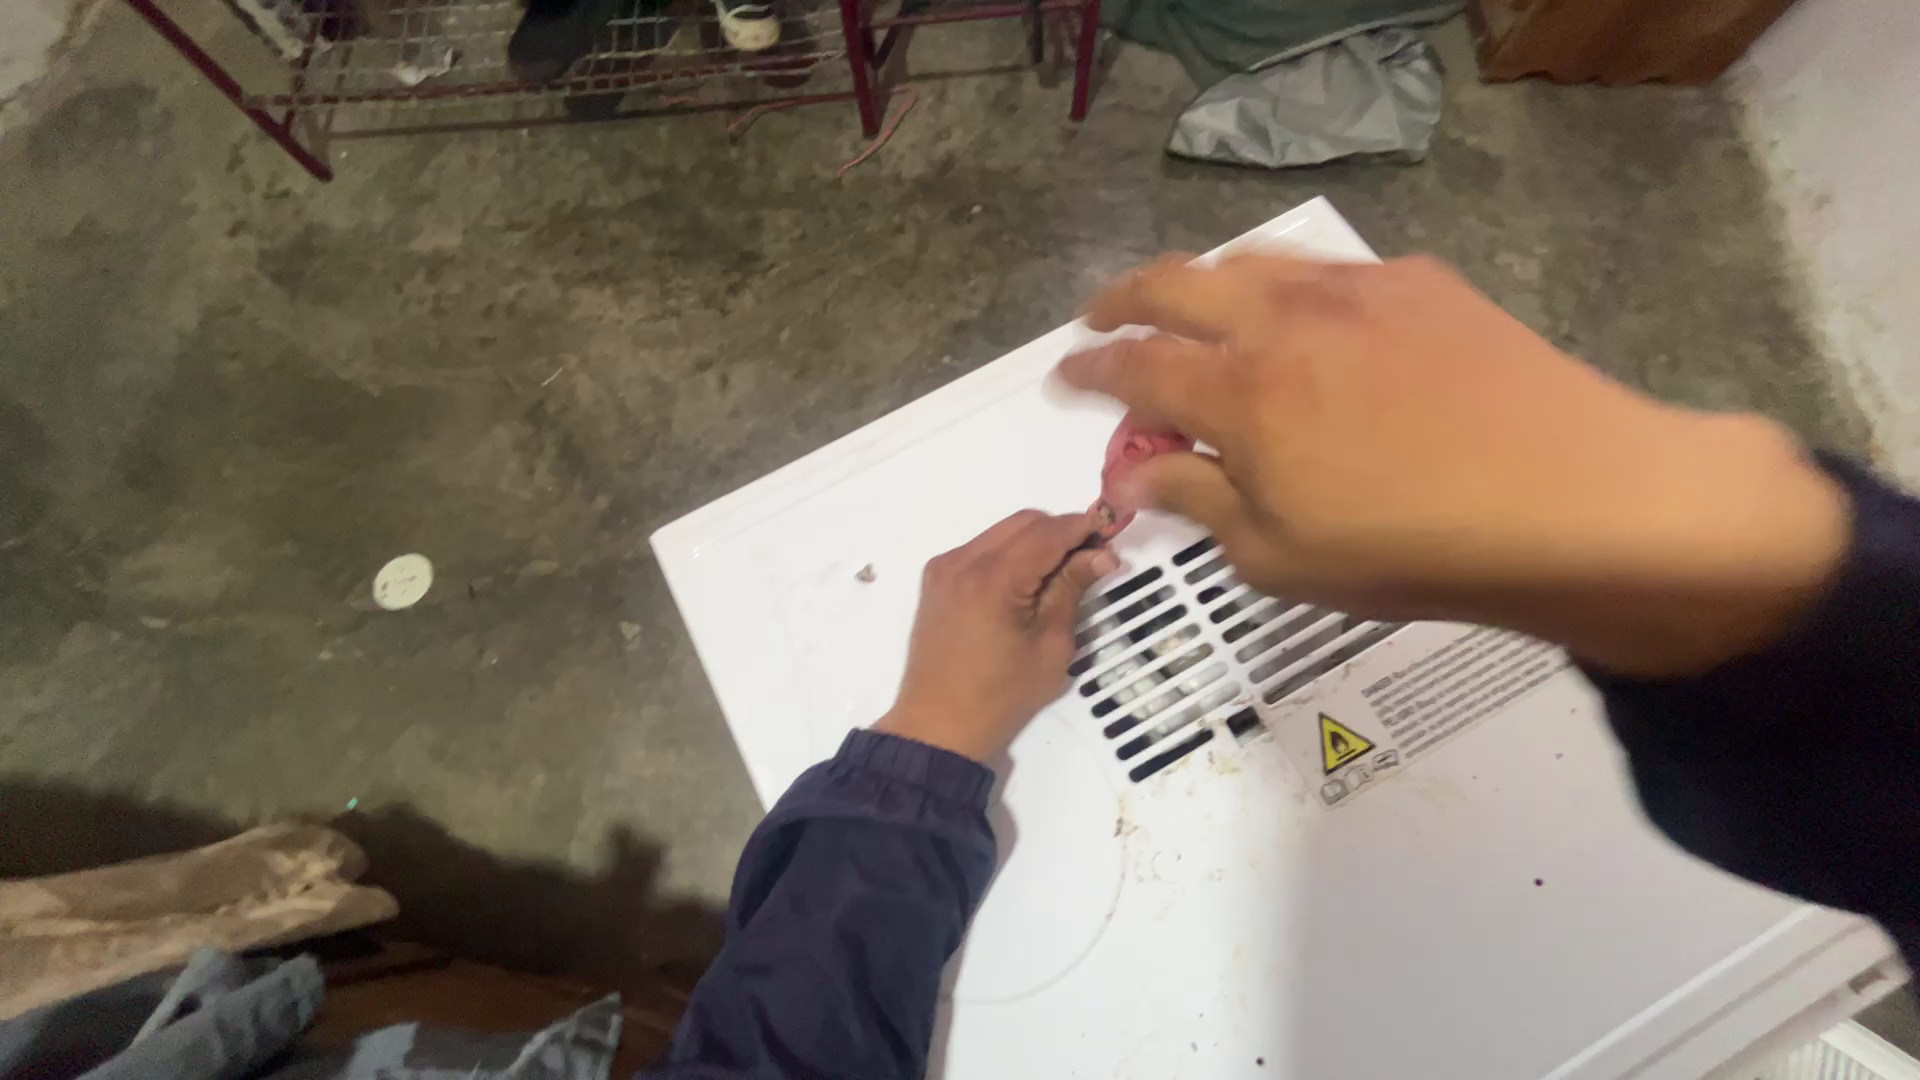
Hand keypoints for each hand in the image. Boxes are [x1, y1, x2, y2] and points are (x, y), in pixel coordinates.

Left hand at [877, 510, 1118, 762]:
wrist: (937, 725)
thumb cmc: (1001, 696)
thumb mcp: (1050, 646)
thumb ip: (1072, 590)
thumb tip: (1103, 554)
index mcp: (992, 579)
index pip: (1047, 532)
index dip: (1083, 528)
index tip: (1111, 537)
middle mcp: (962, 561)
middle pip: (1024, 522)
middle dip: (1061, 532)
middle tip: (1090, 561)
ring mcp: (944, 567)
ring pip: (1002, 532)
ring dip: (1035, 542)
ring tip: (1060, 576)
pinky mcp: (937, 579)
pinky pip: (981, 549)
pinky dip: (1009, 554)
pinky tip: (1025, 584)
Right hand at [1059, 253, 1849, 675]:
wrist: (1580, 506)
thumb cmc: (1406, 549)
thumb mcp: (1273, 554)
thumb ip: (1193, 499)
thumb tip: (1131, 475)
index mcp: (1240, 392)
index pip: (1135, 368)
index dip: (1089, 370)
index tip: (1063, 373)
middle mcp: (1283, 320)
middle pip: (1173, 284)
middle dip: (1120, 299)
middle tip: (1097, 317)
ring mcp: (1353, 290)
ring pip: (1245, 260)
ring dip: (1196, 281)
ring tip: (1184, 308)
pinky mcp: (1416, 283)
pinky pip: (1320, 269)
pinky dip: (1277, 287)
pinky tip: (1294, 321)